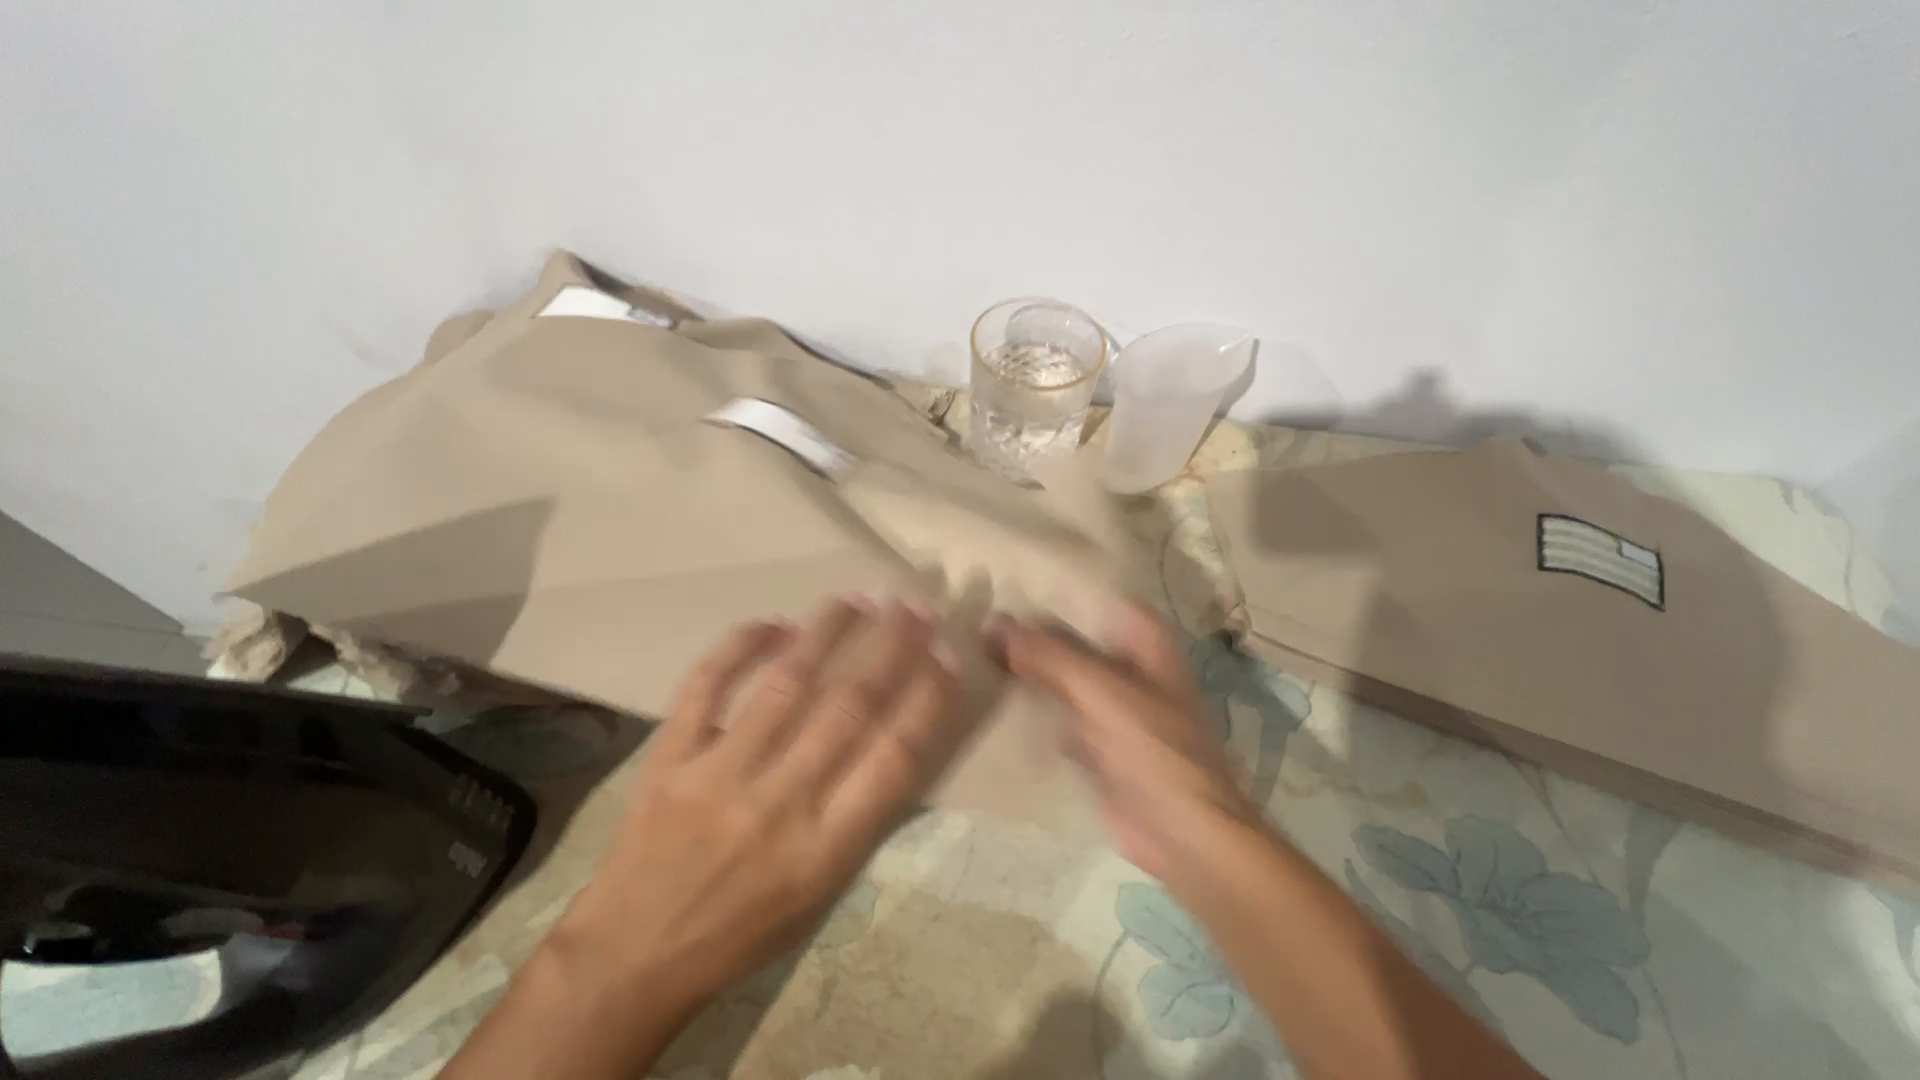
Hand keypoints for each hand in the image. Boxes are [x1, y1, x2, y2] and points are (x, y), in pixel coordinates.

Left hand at [554, 597, 966, 1006]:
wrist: (636, 954)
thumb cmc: (744, 929)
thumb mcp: (822, 893)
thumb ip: (860, 818)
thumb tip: (893, 736)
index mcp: (826, 847)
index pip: (895, 756)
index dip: (929, 698)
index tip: (947, 655)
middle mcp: (780, 802)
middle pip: (849, 707)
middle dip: (891, 648)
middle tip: (916, 607)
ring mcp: (719, 774)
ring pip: (785, 683)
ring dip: (828, 632)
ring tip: (857, 600)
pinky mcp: (670, 756)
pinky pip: (706, 684)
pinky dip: (739, 646)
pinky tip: (773, 623)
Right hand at [988, 604, 1260, 881]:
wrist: (1184, 835)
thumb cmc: (1157, 751)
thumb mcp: (1103, 693)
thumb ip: (1049, 656)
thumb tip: (994, 624)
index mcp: (1144, 639)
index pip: (1090, 596)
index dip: (1048, 587)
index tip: (998, 580)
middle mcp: (1126, 664)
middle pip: (1069, 637)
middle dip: (1026, 632)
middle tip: (969, 619)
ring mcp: (1109, 705)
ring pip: (1058, 676)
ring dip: (1023, 670)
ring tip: (968, 651)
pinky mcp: (1092, 743)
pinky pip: (1053, 714)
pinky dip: (1026, 707)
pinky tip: (985, 697)